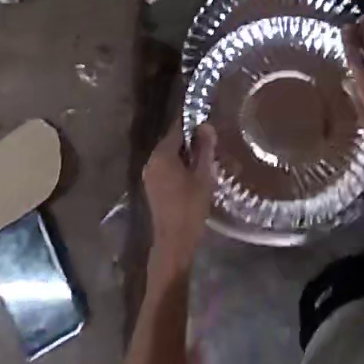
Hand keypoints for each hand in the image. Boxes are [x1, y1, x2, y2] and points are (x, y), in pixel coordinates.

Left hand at [141, 121, 216, 269]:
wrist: (175, 241)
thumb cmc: (191, 206)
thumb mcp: (203, 175)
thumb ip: (205, 149)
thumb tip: (206, 126)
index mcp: (162, 155)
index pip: (177, 129)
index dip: (193, 124)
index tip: (209, 122)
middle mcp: (152, 162)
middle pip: (173, 143)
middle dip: (191, 141)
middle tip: (213, 143)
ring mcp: (150, 176)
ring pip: (170, 157)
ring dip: (187, 156)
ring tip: (208, 160)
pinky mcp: (153, 188)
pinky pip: (167, 169)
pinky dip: (180, 167)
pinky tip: (196, 175)